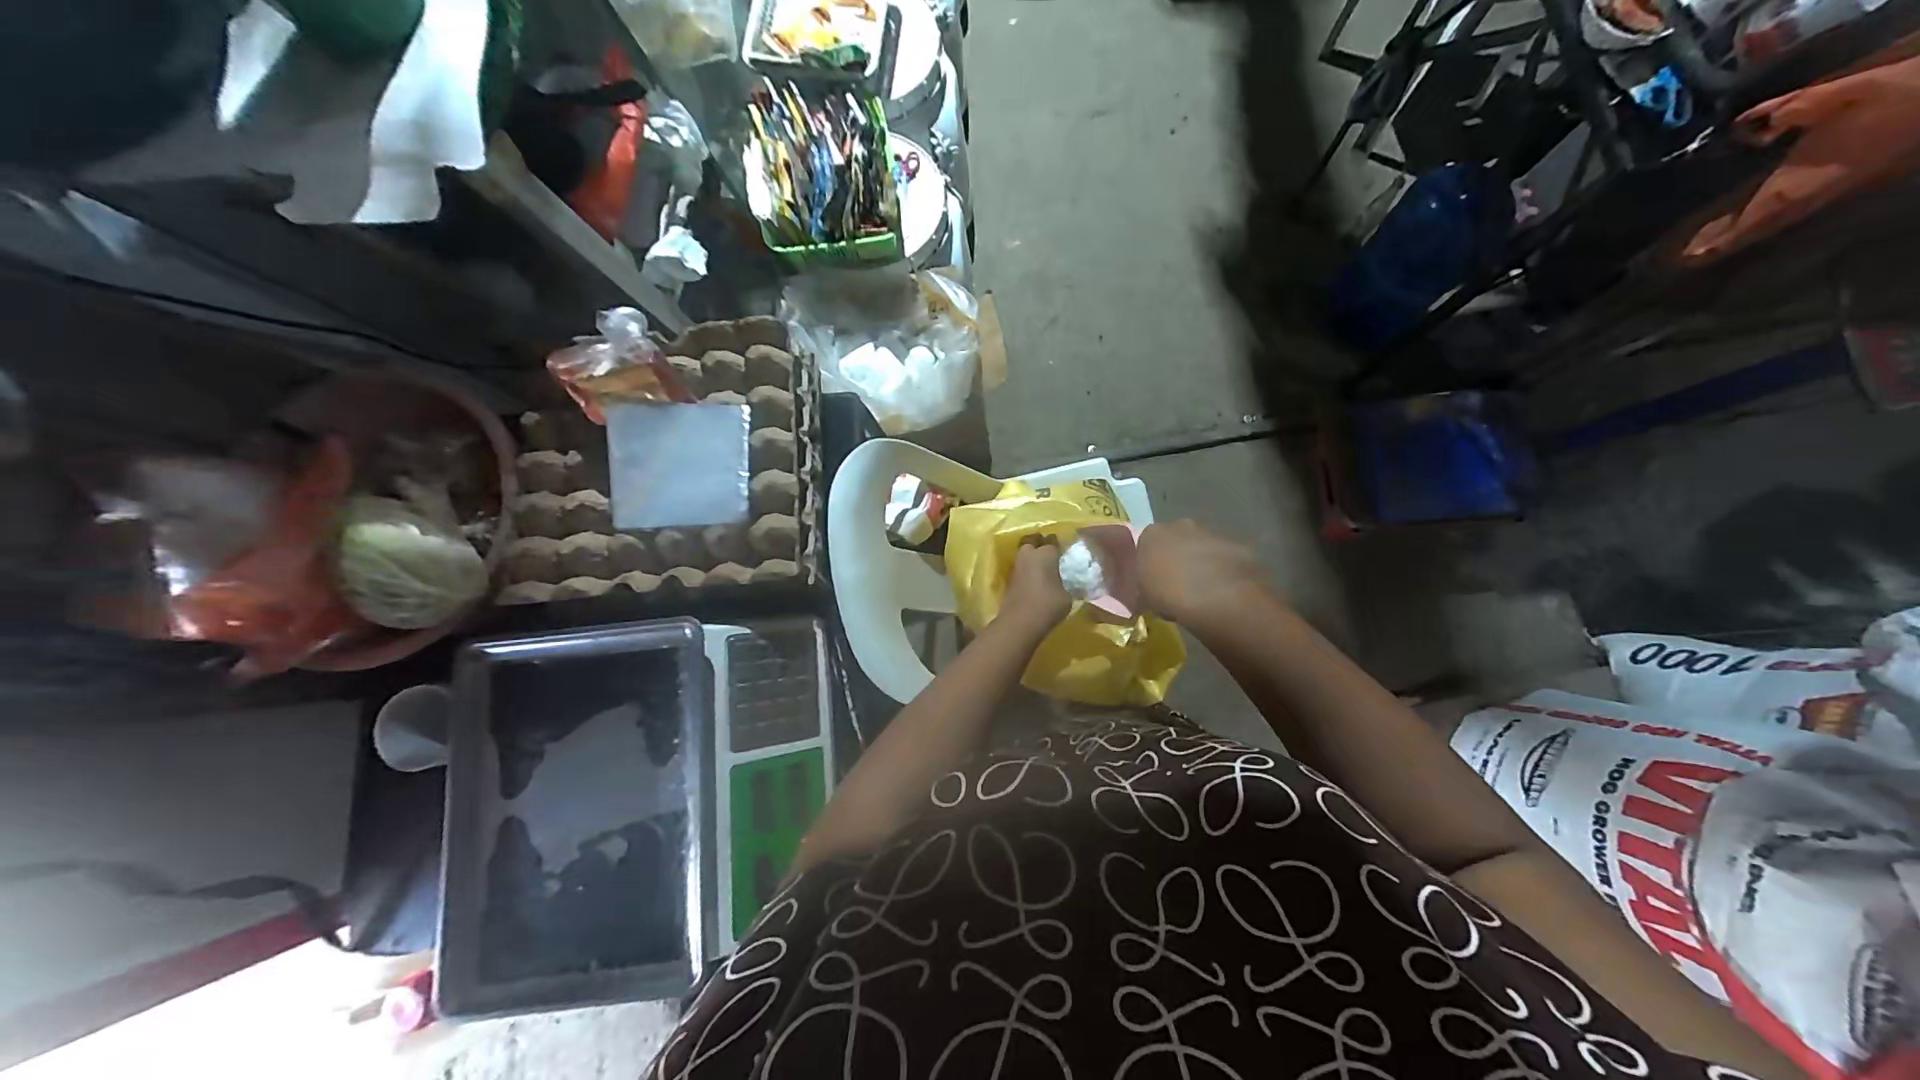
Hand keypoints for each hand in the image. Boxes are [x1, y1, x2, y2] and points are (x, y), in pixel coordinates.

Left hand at [999, 537, 1071, 633]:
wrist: (1019, 623)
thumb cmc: (1048, 605)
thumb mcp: (1068, 596)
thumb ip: (1070, 584)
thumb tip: (1073, 583)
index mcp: (1045, 553)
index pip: (1053, 541)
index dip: (1060, 546)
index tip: (1066, 553)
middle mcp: (1028, 555)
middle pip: (1033, 542)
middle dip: (1041, 546)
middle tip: (1052, 557)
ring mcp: (1016, 566)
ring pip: (1026, 555)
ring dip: (1033, 560)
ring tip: (1046, 571)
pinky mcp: (1010, 579)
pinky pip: (1022, 569)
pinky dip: (1028, 572)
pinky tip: (1037, 582)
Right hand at [1135, 520, 1268, 624]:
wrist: (1221, 598)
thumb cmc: (1170, 595)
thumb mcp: (1142, 598)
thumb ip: (1141, 587)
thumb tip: (1147, 590)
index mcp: (1152, 534)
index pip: (1145, 545)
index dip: (1149, 565)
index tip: (1153, 584)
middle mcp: (1181, 525)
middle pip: (1175, 541)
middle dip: (1176, 559)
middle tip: (1177, 588)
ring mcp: (1212, 533)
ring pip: (1202, 548)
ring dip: (1201, 564)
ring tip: (1203, 593)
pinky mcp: (1238, 545)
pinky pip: (1224, 558)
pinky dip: (1223, 571)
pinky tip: (1223, 592)